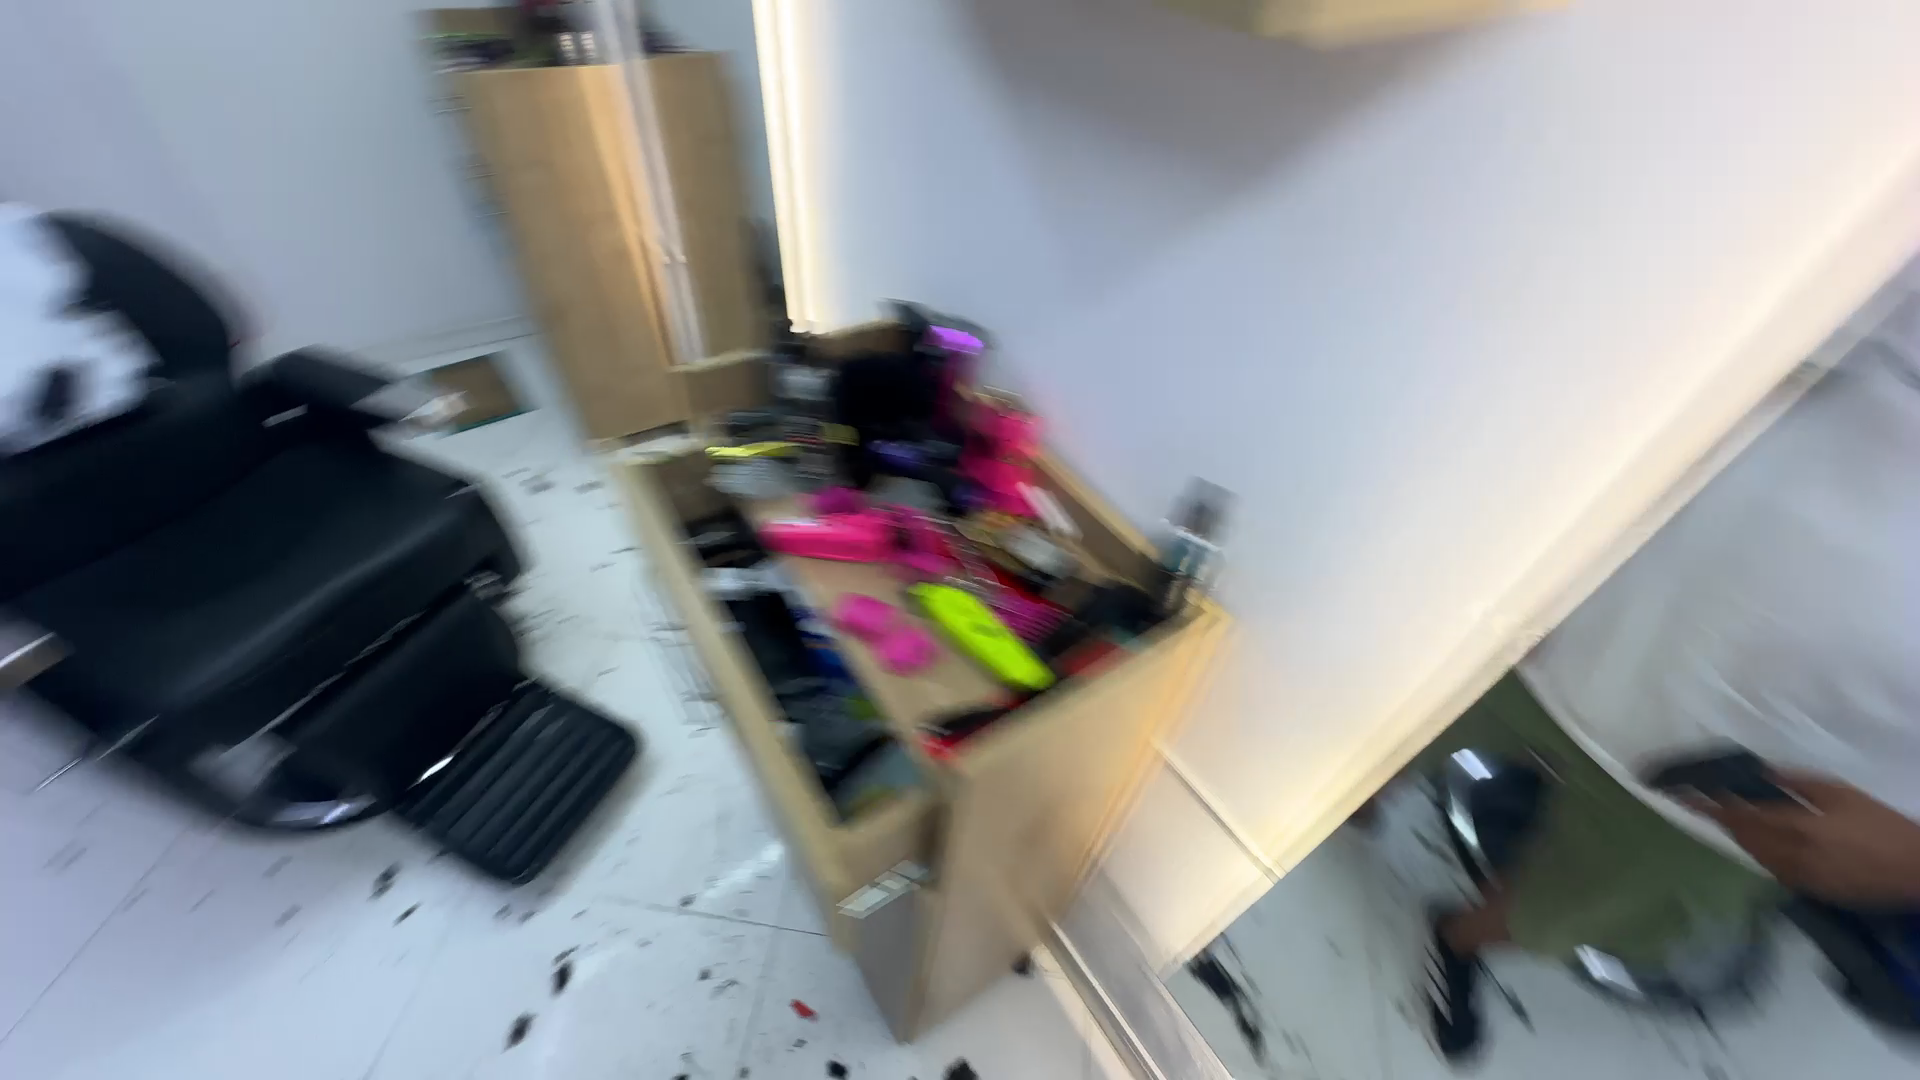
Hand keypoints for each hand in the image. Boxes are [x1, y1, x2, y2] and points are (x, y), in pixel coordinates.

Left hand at [1688, 771, 1919, 905]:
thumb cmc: (1883, 826)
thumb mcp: (1839, 793)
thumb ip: (1792, 782)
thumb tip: (1756, 772)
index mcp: (1790, 826)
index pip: (1732, 812)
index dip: (1702, 803)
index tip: (1676, 793)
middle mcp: (1785, 852)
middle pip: (1737, 832)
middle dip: (1720, 816)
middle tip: (1708, 801)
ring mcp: (1796, 875)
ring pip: (1751, 851)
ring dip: (1739, 833)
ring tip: (1736, 817)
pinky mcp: (1809, 891)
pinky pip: (1771, 867)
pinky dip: (1761, 851)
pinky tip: (1769, 841)